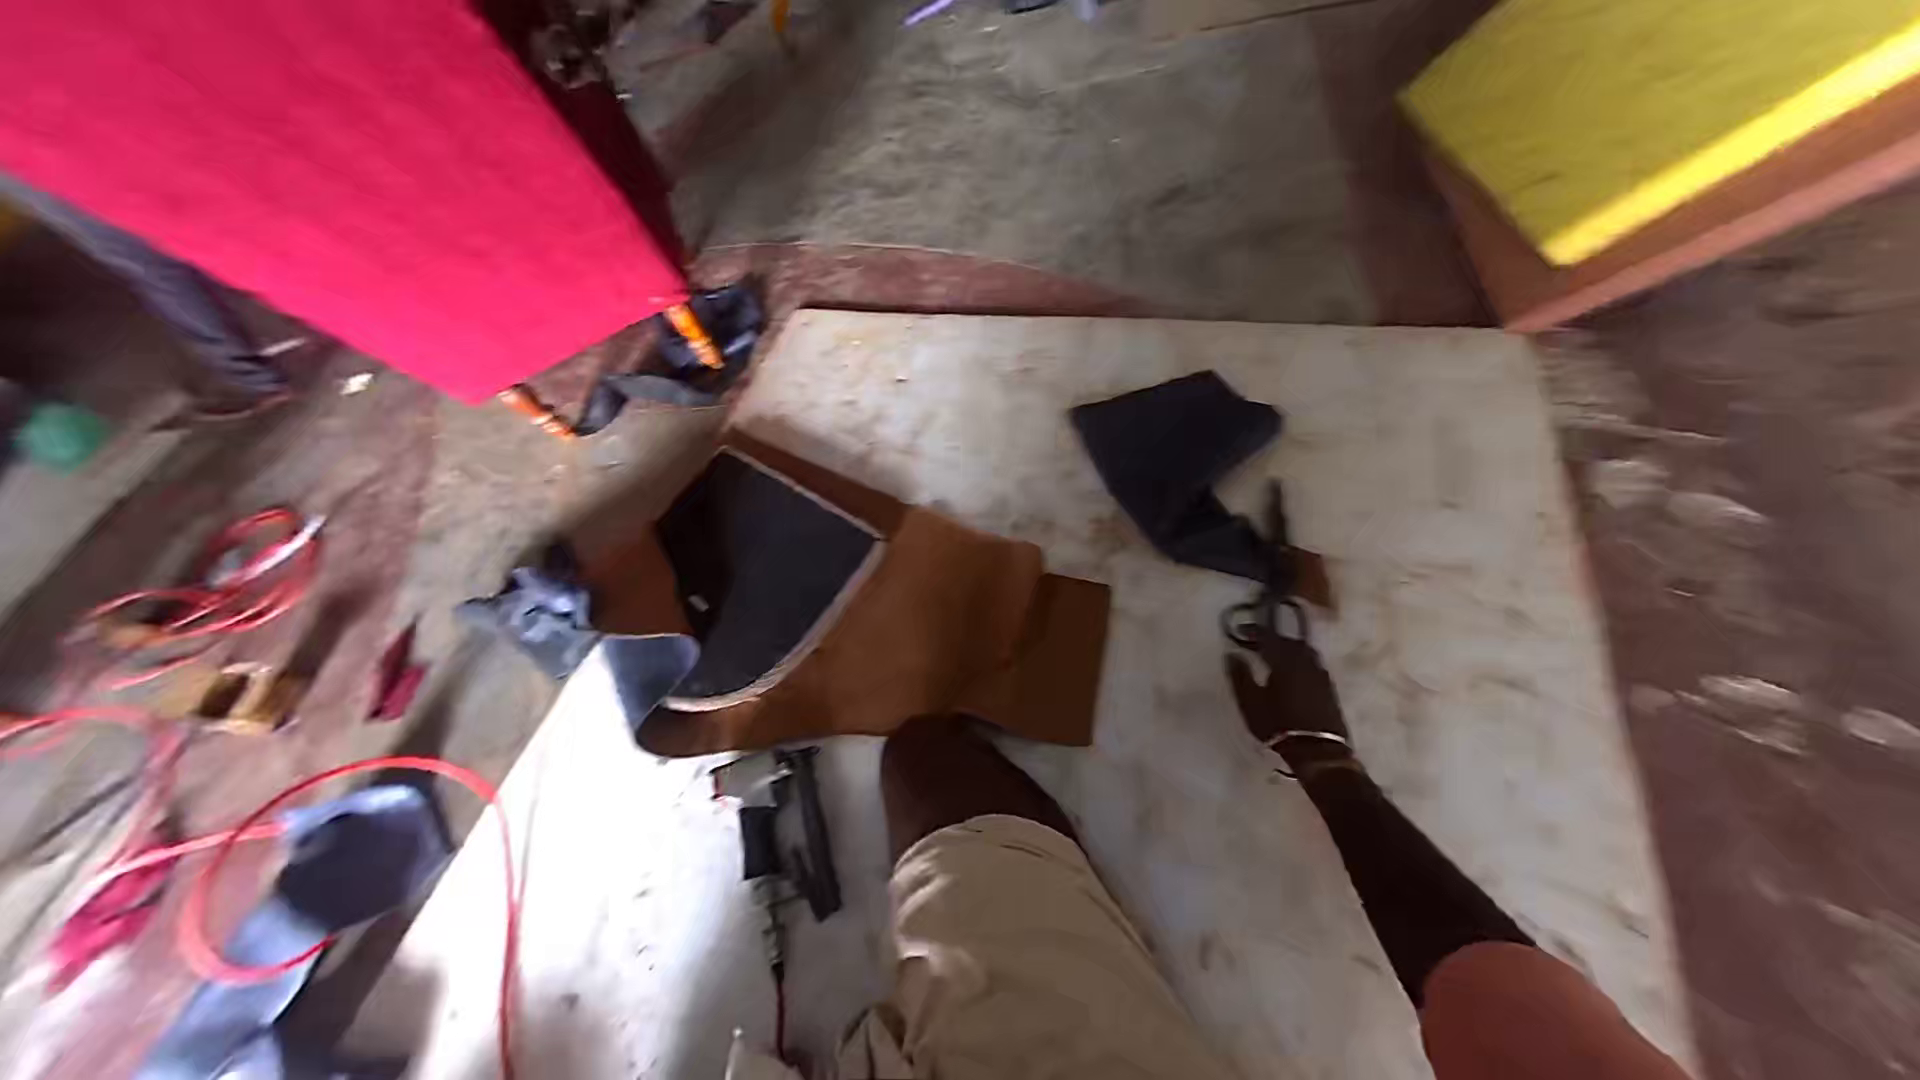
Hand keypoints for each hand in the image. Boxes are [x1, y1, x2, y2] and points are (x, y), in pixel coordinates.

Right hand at [1224, 628, 1356, 773]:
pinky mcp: (1329, 687)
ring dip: (1287, 647)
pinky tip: (1293, 670)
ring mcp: (1320, 674)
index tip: (1241, 630)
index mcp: (1284, 661)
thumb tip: (1232, 654)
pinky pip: (1312, 663)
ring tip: (1274, 654)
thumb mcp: (1250, 702)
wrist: (1318, 750)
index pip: (1268, 636)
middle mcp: (1305, 662)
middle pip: (1288, 641)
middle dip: (1271, 638)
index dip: (1253, 631)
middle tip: (1255, 641)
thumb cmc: (1279, 725)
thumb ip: (1240, 675)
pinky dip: (1300, 660)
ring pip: (1303, 651)